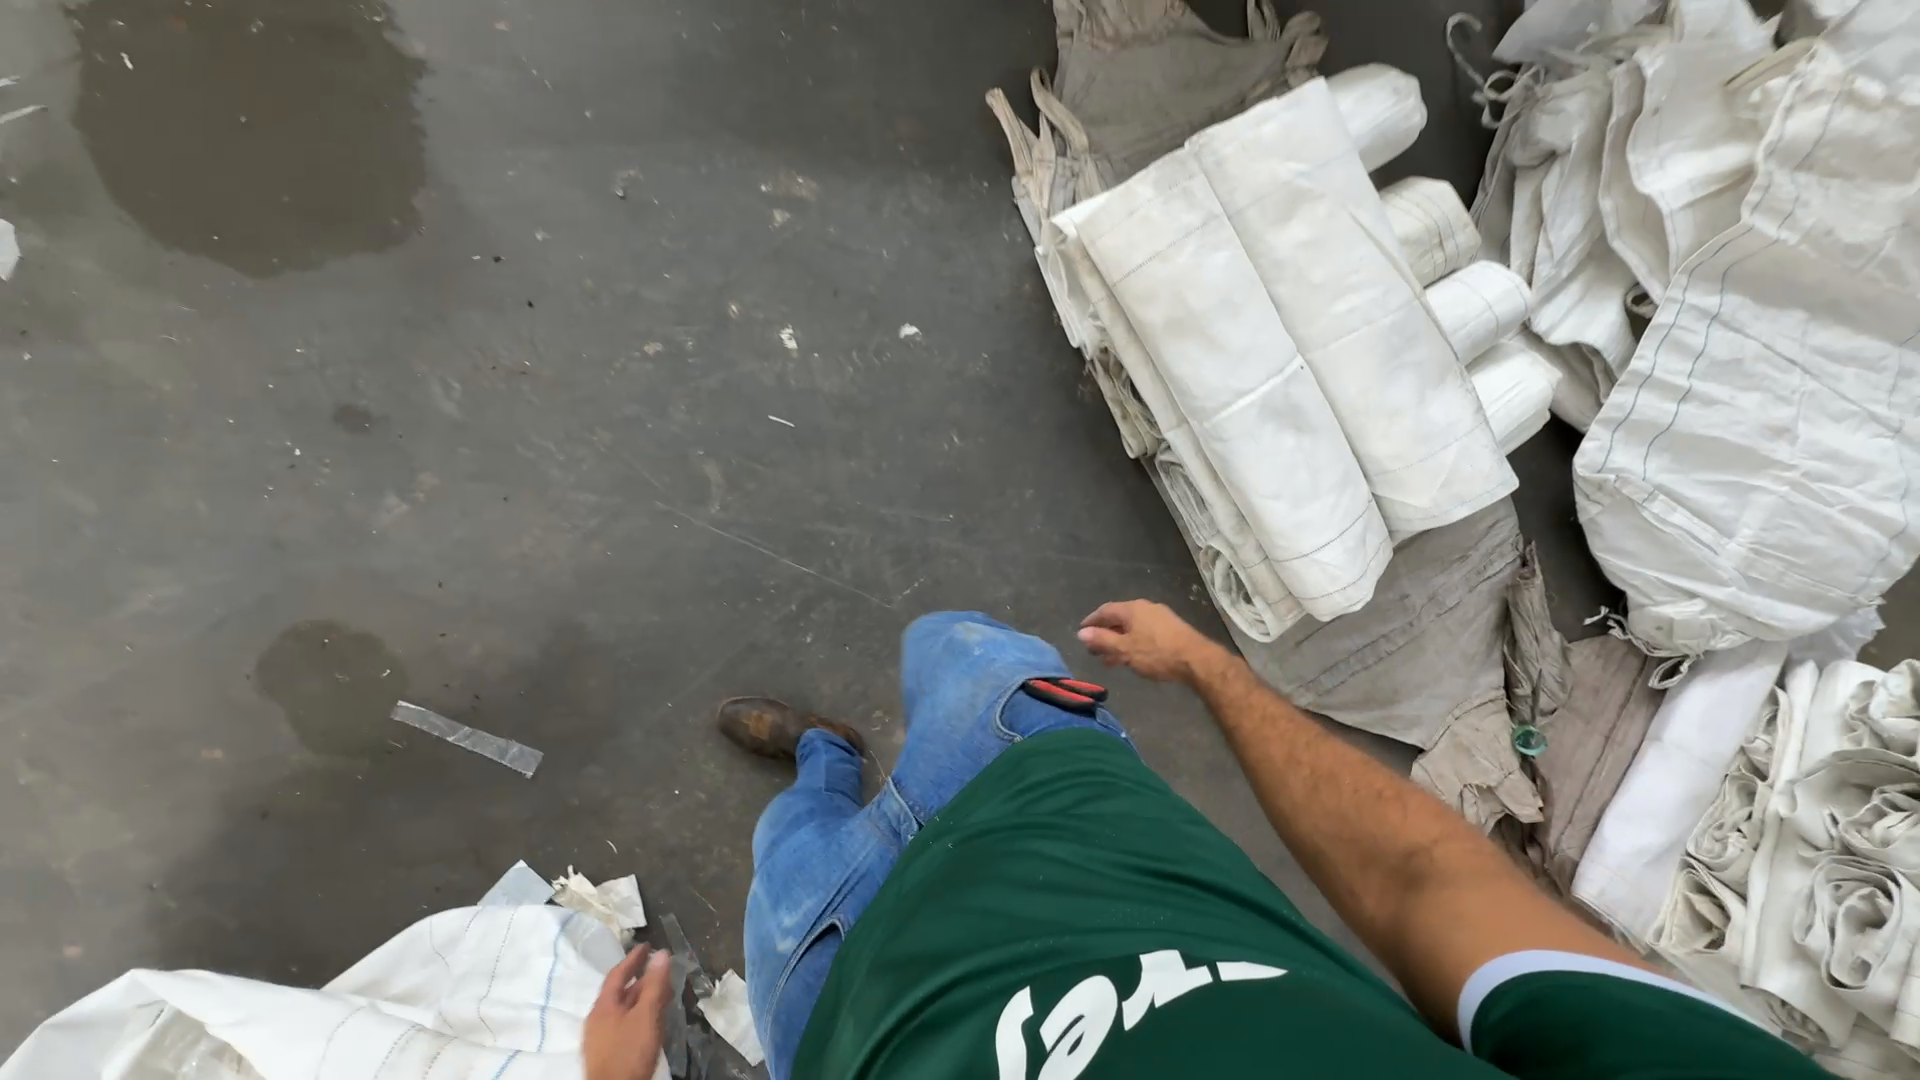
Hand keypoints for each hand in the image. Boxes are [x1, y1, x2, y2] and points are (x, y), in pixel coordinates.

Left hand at [583, 945, 672, 1079]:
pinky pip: (623, 1024)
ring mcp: (599, 1039)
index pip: (617, 974)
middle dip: (642, 979)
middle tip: (661, 970)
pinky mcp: (606, 1053)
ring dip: (642, 998)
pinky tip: (652, 1020)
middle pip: (620, 993)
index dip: (633, 958)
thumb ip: (654, 984)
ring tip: (663, 994)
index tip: (647, 945)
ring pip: (623, 1010)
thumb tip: (661, 953)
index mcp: (602, 1007)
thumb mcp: (646, 1015)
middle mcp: (597, 1020)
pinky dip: (639, 1014)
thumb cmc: (630, 1052)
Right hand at [1078, 600, 1223, 684]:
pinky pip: (1144, 632)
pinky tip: (1132, 657)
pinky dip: (1133, 642)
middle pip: (1119, 619)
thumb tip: (1082, 633)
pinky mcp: (1171, 629)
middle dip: (1105, 634)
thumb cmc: (1156, 653)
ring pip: (1132, 627)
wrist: (1196, 660)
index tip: (1081, 633)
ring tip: (1110, 659)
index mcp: (1132, 609)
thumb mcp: (1125, 649)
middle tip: (1094, 649)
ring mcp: (1160, 617)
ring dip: (1119, 641)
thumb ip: (1102, 640)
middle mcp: (1145, 608)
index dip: (1091, 622)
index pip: (1105, 611)